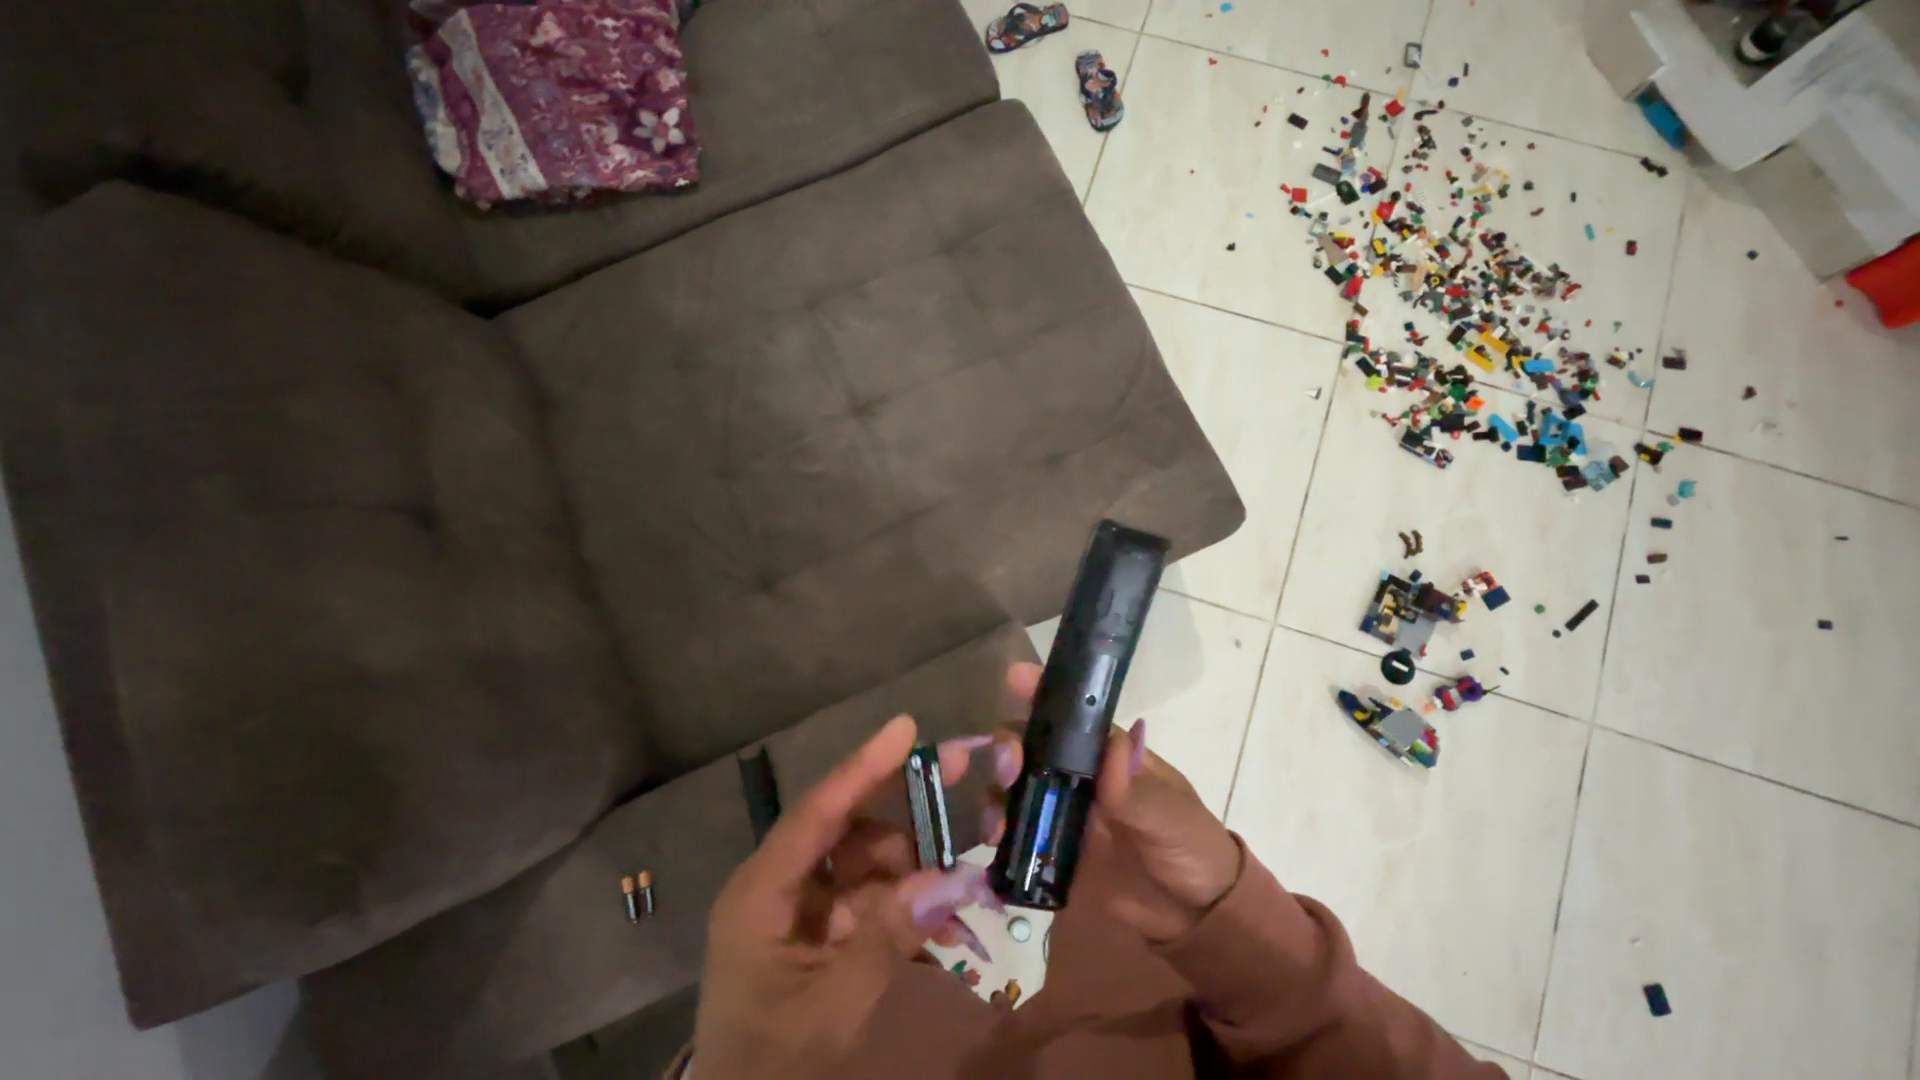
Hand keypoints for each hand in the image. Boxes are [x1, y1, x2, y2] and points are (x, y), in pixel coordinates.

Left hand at [694, 717, 999, 1078]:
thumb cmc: (774, 1061)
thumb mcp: (833, 1005)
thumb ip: (890, 936)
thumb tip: (953, 879)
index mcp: (760, 893)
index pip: (816, 813)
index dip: (862, 767)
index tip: (906, 727)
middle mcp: (777, 885)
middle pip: (848, 828)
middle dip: (906, 813)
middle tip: (960, 775)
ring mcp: (799, 907)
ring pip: (867, 862)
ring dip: (916, 873)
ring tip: (963, 899)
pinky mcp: (818, 930)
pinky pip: (870, 900)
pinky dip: (907, 908)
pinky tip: (947, 931)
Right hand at [984, 663, 1243, 942]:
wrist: (1194, 914)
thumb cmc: (1191, 848)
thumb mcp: (1173, 819)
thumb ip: (1140, 792)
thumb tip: (1113, 748)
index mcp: (1109, 756)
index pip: (1072, 716)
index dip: (1043, 693)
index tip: (1016, 678)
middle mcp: (1077, 777)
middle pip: (1029, 748)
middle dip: (1008, 748)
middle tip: (1008, 767)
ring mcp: (1060, 814)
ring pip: (1013, 790)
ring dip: (995, 796)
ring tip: (997, 823)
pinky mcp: (1050, 852)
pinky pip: (1015, 837)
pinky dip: (998, 837)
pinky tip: (994, 848)